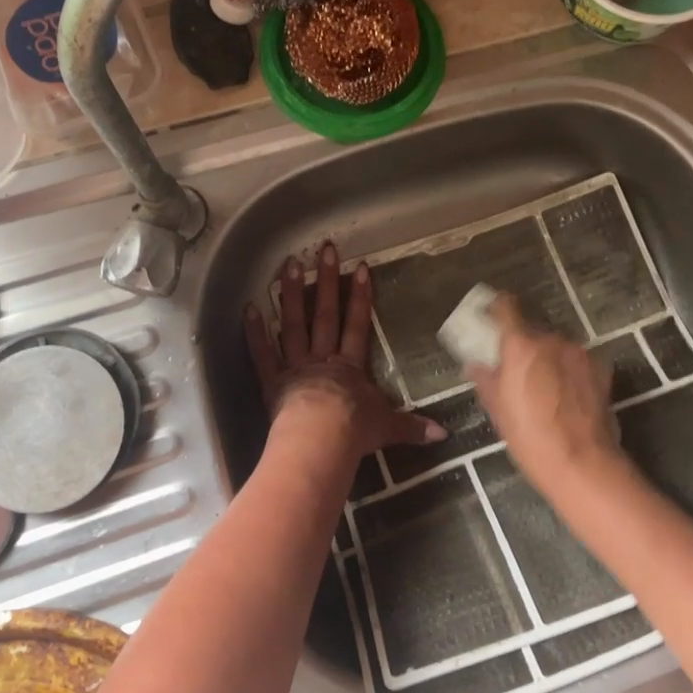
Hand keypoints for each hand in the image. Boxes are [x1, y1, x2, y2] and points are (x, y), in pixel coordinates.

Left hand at [245, 243, 444, 461]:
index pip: (357, 325)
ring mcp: (295, 368)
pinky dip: (254, 333)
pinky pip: (262, 355)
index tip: (360, 268)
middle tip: (325, 250)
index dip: (360, 296)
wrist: (320, 442)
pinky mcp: (272, 382)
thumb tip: (444, 434)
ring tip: (290, 264)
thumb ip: (411, 426)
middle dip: (328, 281)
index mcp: (350, 367)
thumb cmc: (354, 432)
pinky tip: (248, 308)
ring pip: (293, 325)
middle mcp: (322, 359)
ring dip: (292, 295)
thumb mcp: (388, 428)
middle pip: (325, 315)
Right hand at [471, 293, 624, 488]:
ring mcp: (578, 352)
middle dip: (524, 344)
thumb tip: (475, 365)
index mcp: (519, 345)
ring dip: (549, 357)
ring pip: (557, 346)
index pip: (506, 307)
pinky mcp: (600, 367)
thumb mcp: (498, 411)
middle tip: (518, 368)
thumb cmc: (530, 438)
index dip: (497, 307)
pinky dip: (570, 369)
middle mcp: (550, 339)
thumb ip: (486, 379)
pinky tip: (568, 394)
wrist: (582, 463)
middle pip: (533, 330)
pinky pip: (577, 360)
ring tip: (546, 386)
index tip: (491, 314)